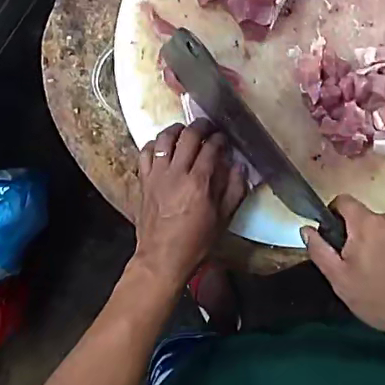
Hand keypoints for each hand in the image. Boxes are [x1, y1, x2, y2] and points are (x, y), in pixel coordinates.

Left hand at [133, 121, 248, 285]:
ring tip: (185, 131)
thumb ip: (235, 189)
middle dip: (201, 127)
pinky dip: (154, 145)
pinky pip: (145, 153)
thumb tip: (241, 167)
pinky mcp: (143, 181)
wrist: (162, 258)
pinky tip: (162, 147)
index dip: (220, 139)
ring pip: (163, 139)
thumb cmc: (197, 240)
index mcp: (199, 182)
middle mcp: (176, 173)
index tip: (225, 139)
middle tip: (209, 126)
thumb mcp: (224, 218)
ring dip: (176, 130)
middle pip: (188, 136)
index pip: (211, 148)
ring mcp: (156, 175)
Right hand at [302, 196, 384, 336]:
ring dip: (364, 245)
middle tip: (346, 266)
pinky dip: (380, 250)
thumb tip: (306, 229)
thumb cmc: (379, 297)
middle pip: (358, 216)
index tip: (328, 239)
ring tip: (365, 275)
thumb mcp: (340, 278)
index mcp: (367, 222)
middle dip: (347, 235)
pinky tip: (382, 275)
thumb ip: (319, 250)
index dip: (330, 215)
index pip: (342, 200)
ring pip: (373, 229)